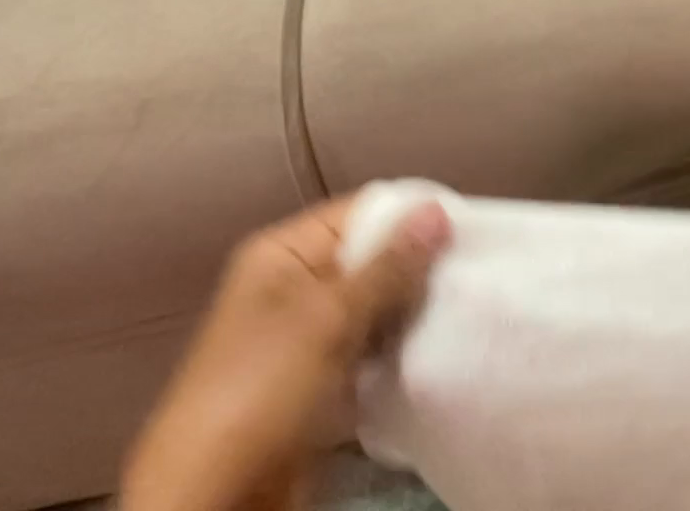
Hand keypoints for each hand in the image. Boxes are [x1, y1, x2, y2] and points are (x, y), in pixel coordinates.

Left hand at [121, 194, 451, 510]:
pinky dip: (400, 344)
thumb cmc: (263, 389)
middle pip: (370, 256)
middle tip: (473, 268)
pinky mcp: (323, 377)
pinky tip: (438, 343)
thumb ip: (388, 265)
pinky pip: (371, 344)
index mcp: (283, 252)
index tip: (468, 226)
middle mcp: (295, 284)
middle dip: (418, 263)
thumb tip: (437, 209)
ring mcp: (308, 333)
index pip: (359, 211)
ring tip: (465, 302)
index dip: (410, 215)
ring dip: (413, 306)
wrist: (216, 498)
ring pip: (376, 303)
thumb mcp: (329, 318)